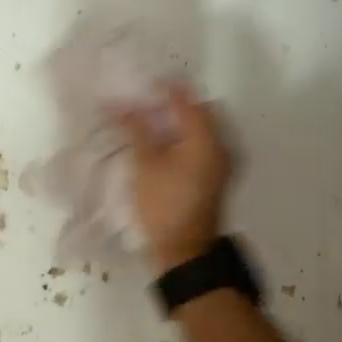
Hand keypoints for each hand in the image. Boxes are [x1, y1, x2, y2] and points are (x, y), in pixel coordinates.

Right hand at [115, 83, 233, 270]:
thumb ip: (135, 128)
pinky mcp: (215, 176)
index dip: (161, 89)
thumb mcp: (144, 164)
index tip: (137, 88)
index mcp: (207, 138)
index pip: (186, 98)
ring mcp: (222, 162)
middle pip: (199, 110)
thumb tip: (120, 103)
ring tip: (148, 128)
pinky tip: (160, 147)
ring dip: (177, 122)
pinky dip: (183, 140)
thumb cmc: (163, 205)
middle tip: (143, 109)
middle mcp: (221, 145)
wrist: (184, 253)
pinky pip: (202, 145)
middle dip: (172, 105)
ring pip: (201, 128)